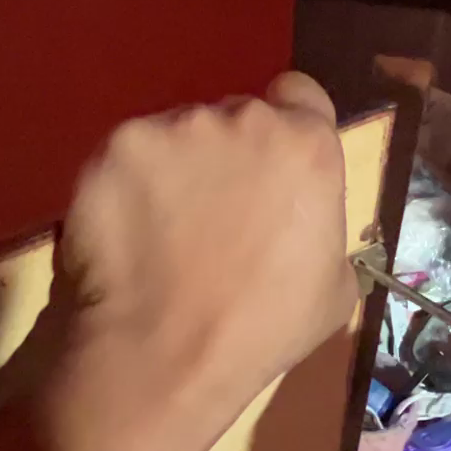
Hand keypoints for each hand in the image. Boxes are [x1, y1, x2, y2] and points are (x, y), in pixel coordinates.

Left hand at [56, 71, 357, 400]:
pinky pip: (129, 156)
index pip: (300, 94)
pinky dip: (129, 185)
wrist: (169, 355)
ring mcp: (173, 128)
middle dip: (229, 154)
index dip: (288, 123)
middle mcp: (243, 118)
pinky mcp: (115, 148)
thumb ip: (324, 225)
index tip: (271, 164)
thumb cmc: (265, 329)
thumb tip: (302, 219)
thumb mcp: (335, 286)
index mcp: (307, 146)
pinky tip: (128, 232)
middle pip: (236, 117)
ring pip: (178, 134)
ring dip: (177, 168)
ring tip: (164, 230)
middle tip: (214, 213)